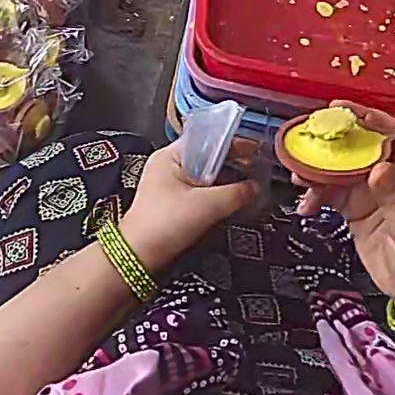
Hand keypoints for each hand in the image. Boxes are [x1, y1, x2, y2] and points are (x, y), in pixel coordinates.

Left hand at [119, 139, 258, 273]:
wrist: (138, 256)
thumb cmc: (164, 225)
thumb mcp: (207, 205)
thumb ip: (237, 193)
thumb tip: (256, 187)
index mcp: (170, 155)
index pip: (208, 138)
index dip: (234, 142)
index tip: (256, 148)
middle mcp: (168, 165)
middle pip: (208, 156)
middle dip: (233, 162)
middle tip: (257, 168)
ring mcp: (169, 184)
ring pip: (205, 174)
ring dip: (226, 179)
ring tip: (249, 184)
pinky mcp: (172, 202)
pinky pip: (199, 189)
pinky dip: (216, 192)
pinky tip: (231, 199)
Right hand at [295, 101, 394, 322]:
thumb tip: (378, 168)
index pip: (393, 137)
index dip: (370, 119)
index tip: (343, 109)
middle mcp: (393, 180)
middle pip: (360, 149)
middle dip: (334, 142)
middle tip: (308, 138)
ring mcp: (372, 196)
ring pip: (340, 171)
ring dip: (318, 170)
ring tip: (298, 175)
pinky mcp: (356, 213)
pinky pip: (331, 195)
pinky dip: (315, 197)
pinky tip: (305, 206)